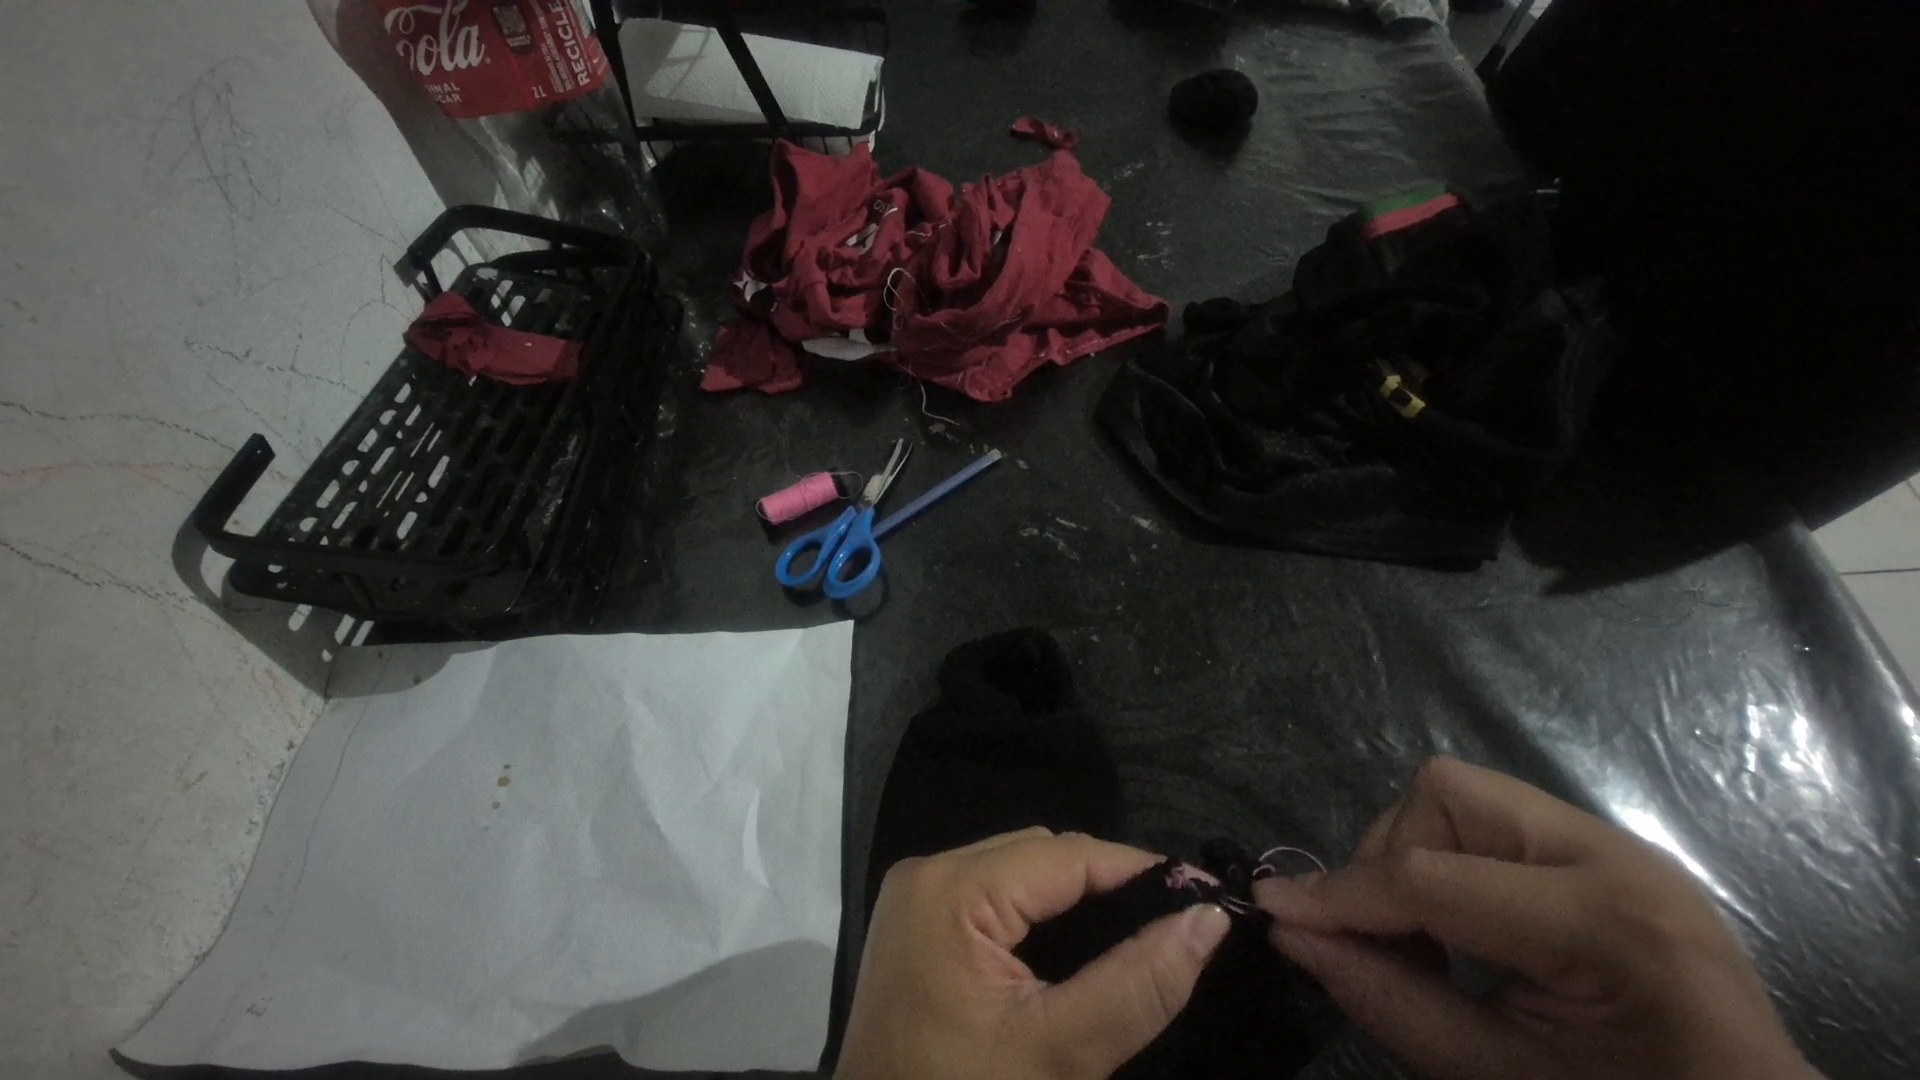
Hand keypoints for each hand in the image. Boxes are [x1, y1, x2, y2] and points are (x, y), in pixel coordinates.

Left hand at [836, 828, 1230, 1079]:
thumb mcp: (1058, 1054)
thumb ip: (1136, 984)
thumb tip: (1208, 919)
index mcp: (951, 890)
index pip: (1065, 855)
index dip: (1139, 869)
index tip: (1203, 894)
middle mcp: (927, 872)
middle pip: (1040, 855)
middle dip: (1108, 881)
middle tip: (1175, 920)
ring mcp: (915, 894)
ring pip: (1018, 868)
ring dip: (1075, 893)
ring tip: (1138, 927)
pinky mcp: (916, 919)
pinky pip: (991, 890)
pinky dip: (1037, 908)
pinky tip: (1076, 940)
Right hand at [1254, 757, 1818, 1079]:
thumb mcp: (1501, 1079)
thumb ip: (1388, 1000)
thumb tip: (1290, 932)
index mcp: (1611, 927)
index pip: (1429, 878)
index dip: (1339, 895)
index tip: (1272, 911)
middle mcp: (1615, 854)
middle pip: (1443, 796)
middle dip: (1388, 861)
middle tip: (1387, 943)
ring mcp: (1615, 842)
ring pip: (1457, 795)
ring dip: (1414, 857)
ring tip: (1429, 940)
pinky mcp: (1601, 848)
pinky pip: (1488, 819)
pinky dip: (1448, 859)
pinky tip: (1464, 926)